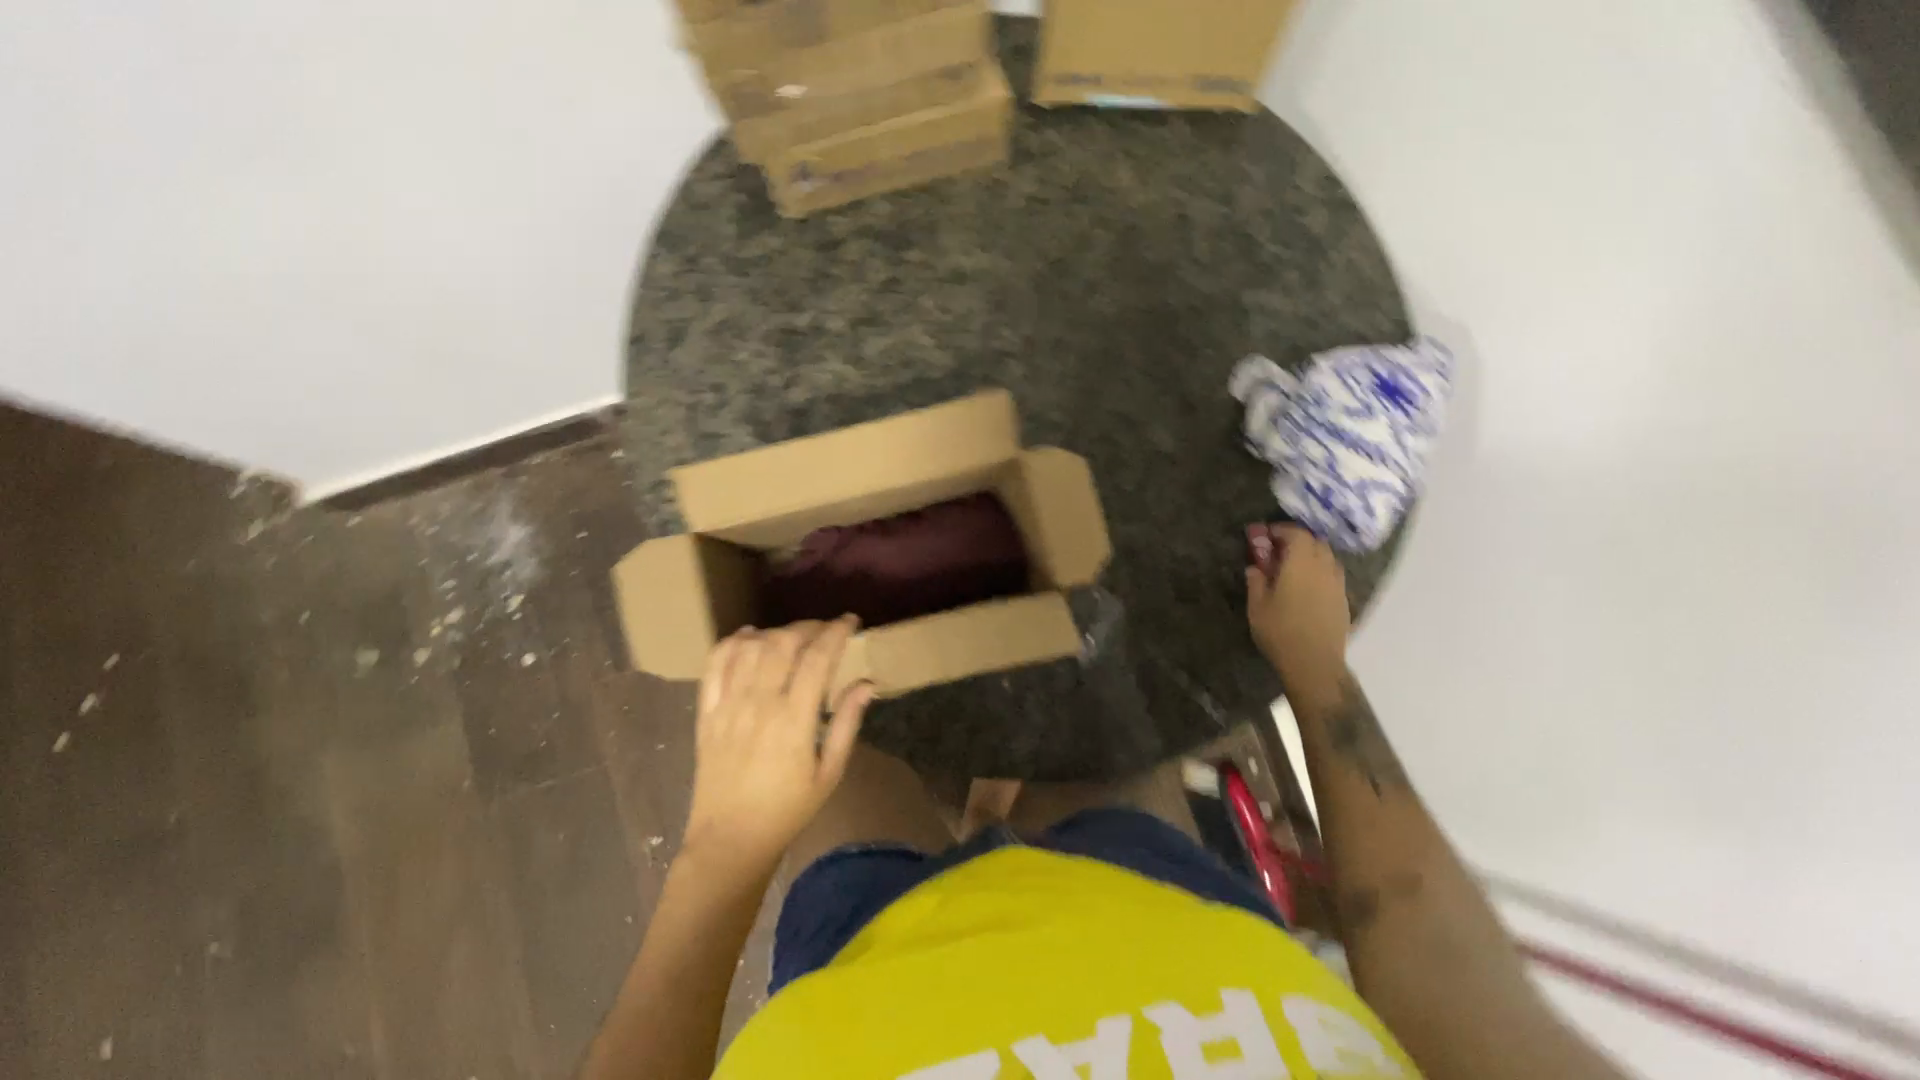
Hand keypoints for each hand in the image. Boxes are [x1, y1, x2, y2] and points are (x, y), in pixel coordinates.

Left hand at [683, 617, 873, 872]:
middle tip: (826, 630)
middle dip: (808, 627)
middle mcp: (758, 705)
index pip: (817, 658)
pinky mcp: (706, 713)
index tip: (850, 622)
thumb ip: (846, 723)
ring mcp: (727, 706)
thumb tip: (867, 682)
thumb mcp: (829, 773)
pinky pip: (715, 665)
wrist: (731, 839)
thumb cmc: (788, 810)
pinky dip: (732, 643)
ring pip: (750, 648)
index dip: (836, 632)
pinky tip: (749, 637)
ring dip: (775, 632)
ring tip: (793, 635)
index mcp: (794, 721)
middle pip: (783, 643)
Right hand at [1246, 527, 1350, 689]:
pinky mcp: (1343, 600)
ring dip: (1311, 555)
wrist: (1314, 662)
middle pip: (1316, 542)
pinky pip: (1333, 575)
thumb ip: (1256, 581)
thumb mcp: (1257, 606)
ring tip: (1294, 568)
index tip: (1267, 535)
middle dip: (1298, 540)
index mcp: (1301, 563)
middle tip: (1279, 550)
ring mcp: (1337, 584)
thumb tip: (1255, 568)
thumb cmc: (1280, 631)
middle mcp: (1324, 567)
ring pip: (1327, 558)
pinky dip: (1320, 572)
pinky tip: (1307, 588)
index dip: (1282, 530)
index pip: (1296, 534)